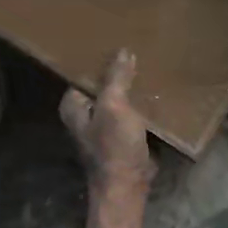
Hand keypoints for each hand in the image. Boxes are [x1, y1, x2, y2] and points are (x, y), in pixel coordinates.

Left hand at [60, 49, 155, 195]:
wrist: (128, 187)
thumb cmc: (114, 146)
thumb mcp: (114, 107)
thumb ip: (116, 78)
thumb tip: (123, 51)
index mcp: (73, 105)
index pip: (83, 72)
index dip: (98, 58)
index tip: (115, 41)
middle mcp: (84, 113)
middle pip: (101, 84)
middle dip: (116, 71)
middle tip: (136, 48)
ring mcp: (103, 124)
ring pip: (117, 97)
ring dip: (130, 86)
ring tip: (147, 63)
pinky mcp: (121, 134)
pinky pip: (130, 111)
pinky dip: (139, 102)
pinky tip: (153, 89)